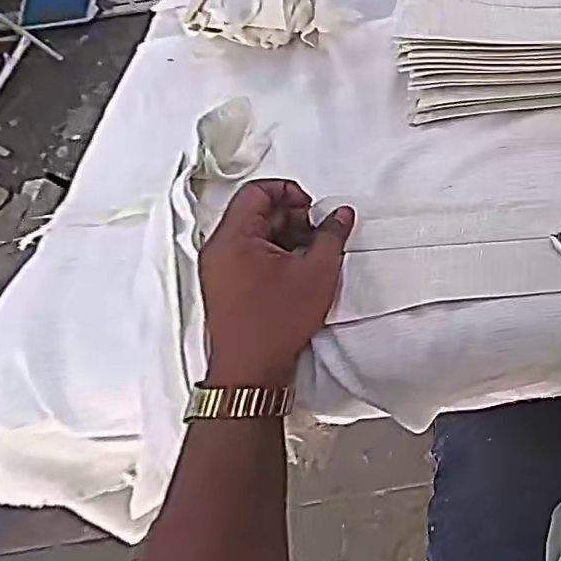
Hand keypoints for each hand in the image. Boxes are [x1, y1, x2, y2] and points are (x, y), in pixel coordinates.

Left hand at [199, 179, 352, 387]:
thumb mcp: (317, 271)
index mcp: (233, 238)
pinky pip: (252, 253)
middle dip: (293, 216)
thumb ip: (331, 235)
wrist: (250, 369)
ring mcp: (220, 267)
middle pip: (256, 211)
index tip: (312, 208)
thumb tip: (340, 215)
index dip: (289, 192)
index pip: (257, 191)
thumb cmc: (276, 322)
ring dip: (288, 235)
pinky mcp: (227, 283)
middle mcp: (220, 248)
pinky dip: (278, 252)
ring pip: (256, 233)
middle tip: (319, 233)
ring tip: (313, 255)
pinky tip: (300, 270)